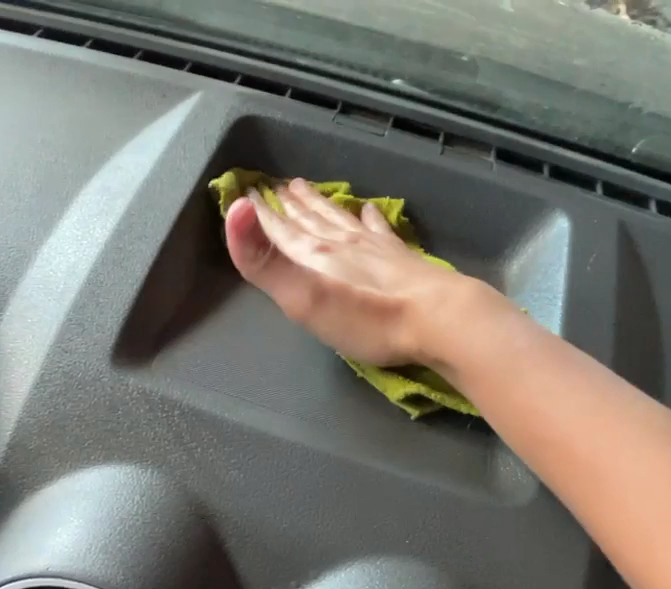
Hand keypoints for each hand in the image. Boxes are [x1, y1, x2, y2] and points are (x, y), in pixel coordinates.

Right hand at [224, 177, 490, 368]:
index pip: (279, 230)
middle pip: (309, 220)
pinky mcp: (403, 262)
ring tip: (307, 190)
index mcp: (313, 254)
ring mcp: (375, 250)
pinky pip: (380, 232)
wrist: (436, 319)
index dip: (259, 214)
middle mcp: (341, 244)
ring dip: (321, 206)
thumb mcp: (302, 297)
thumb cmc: (364, 318)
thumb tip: (234, 209)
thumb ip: (264, 260)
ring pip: (340, 220)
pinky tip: (371, 211)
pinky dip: (370, 219)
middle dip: (289, 206)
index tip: (244, 193)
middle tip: (275, 187)